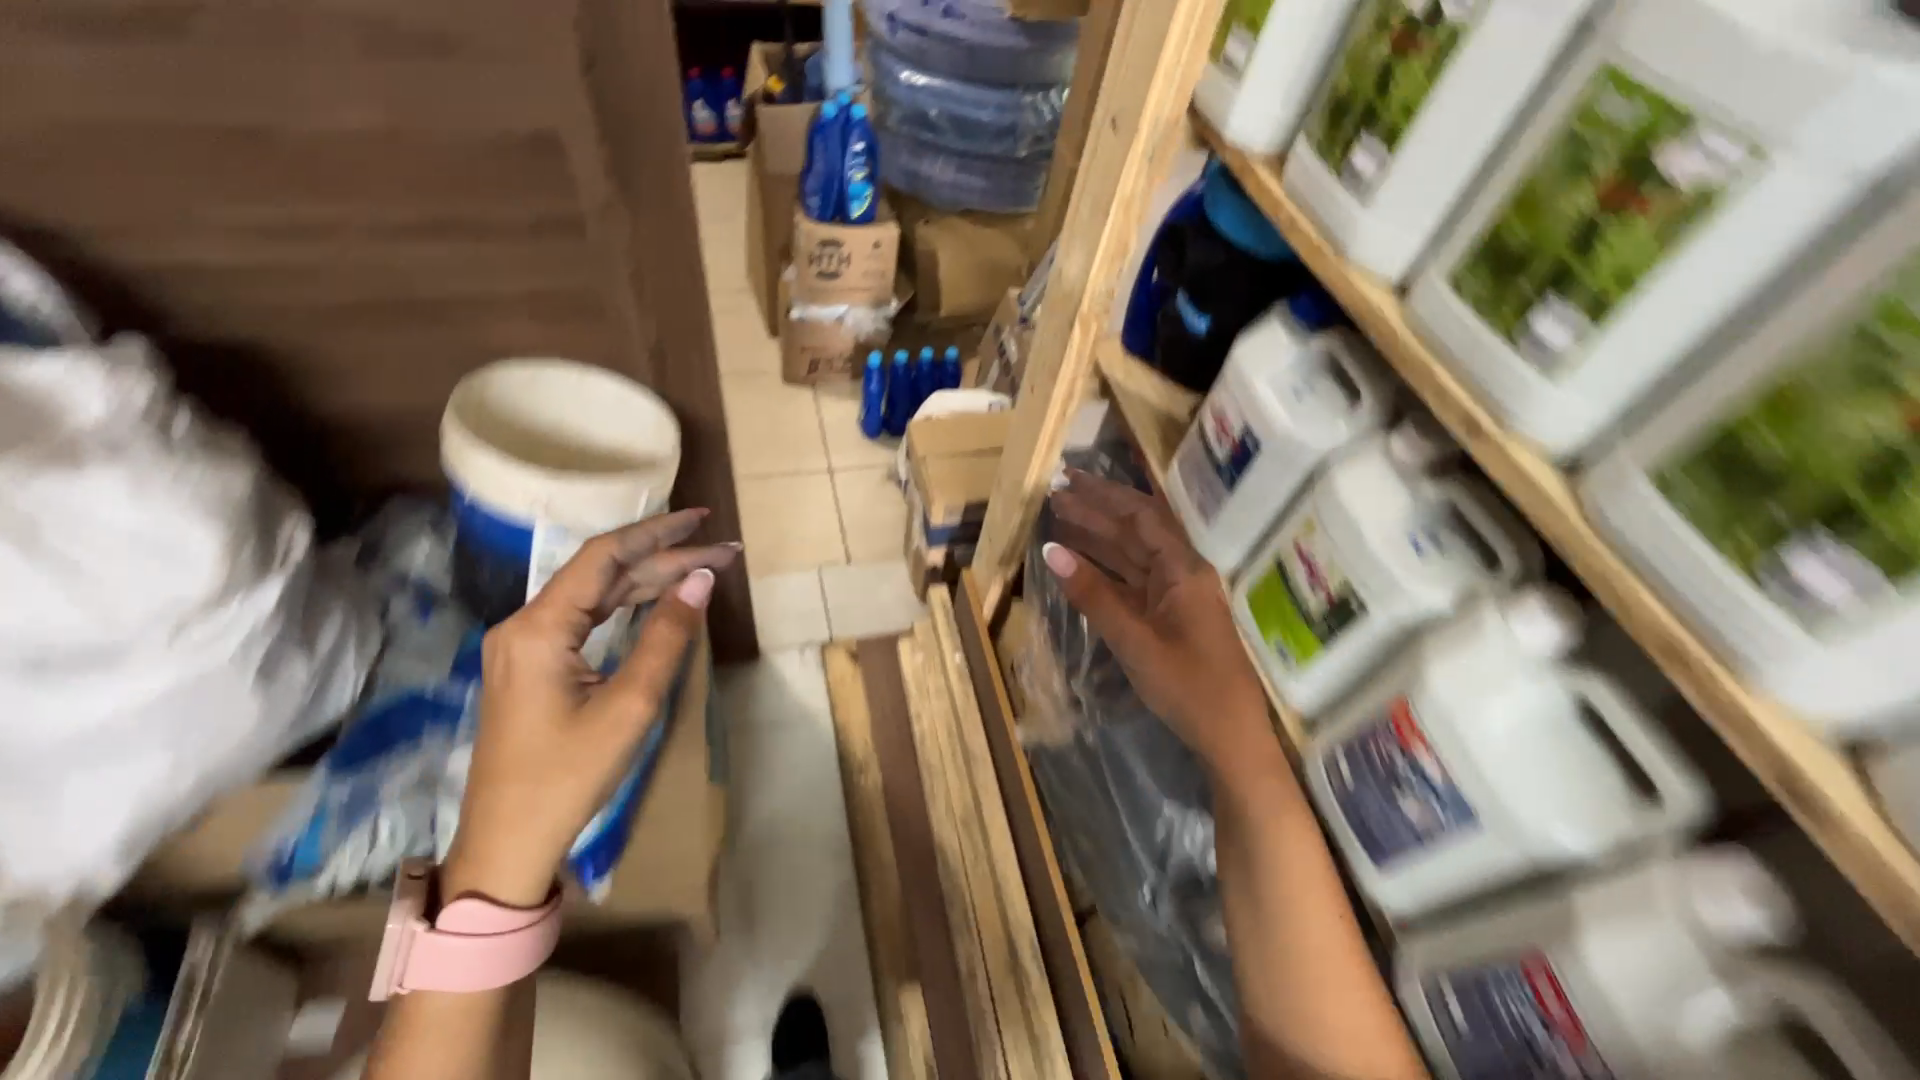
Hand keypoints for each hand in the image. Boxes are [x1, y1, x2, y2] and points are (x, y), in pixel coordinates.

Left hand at [442, 509, 739, 906]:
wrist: (509, 839)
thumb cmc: (569, 776)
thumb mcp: (630, 706)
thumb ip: (667, 637)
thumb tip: (700, 581)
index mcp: (539, 628)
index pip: (604, 557)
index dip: (657, 532)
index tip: (703, 519)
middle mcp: (525, 624)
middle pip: (602, 573)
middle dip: (664, 558)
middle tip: (722, 552)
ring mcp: (524, 646)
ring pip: (594, 596)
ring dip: (647, 580)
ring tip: (702, 569)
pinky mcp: (531, 666)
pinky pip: (584, 620)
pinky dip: (625, 606)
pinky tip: (657, 599)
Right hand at [1043, 470, 1274, 774]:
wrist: (1230, 736)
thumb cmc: (1188, 687)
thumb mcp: (1134, 641)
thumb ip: (1093, 595)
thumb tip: (1051, 551)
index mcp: (1184, 570)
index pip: (1141, 517)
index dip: (1103, 496)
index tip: (1068, 479)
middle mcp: (1183, 573)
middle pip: (1136, 531)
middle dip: (1097, 510)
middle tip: (1056, 491)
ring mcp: (1178, 595)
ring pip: (1133, 555)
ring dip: (1099, 536)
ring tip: (1060, 517)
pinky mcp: (1171, 617)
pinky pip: (1134, 581)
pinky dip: (1107, 568)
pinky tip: (1081, 561)